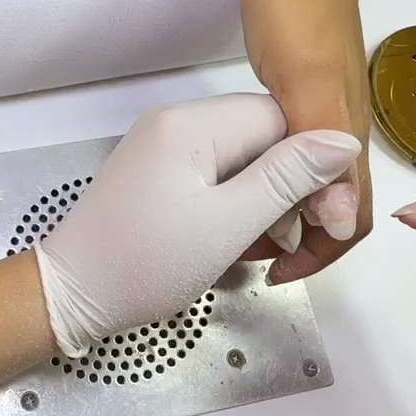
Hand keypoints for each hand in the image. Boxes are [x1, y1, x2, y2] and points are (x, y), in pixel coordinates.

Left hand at [35, 94, 361, 356]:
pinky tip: (234, 241)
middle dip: (287, 189)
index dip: (313, 166)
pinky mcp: (157, 173)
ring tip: (262, 249)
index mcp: (190, 123)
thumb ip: (287, 178)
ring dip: (263, 202)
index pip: (282, 120)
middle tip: (287, 242)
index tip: (321, 218)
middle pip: (262, 138)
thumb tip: (342, 140)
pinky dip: (234, 207)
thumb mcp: (227, 224)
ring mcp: (162, 147)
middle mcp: (175, 122)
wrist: (72, 296)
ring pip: (242, 160)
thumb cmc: (145, 264)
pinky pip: (214, 177)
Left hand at [240, 0, 371, 284]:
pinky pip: (277, 155)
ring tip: (234, 235)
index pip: (346, 207)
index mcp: (334, 131)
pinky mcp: (285, 96)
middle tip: (247, 256)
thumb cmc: (293, 9)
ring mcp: (307, 109)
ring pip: (297, 181)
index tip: (275, 270)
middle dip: (292, 234)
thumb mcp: (302, 85)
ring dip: (272, 213)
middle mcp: (328, 125)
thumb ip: (314, 152)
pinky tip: (230, 189)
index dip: (317, 245)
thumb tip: (347, 219)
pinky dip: (258, 182)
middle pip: (323, 200)